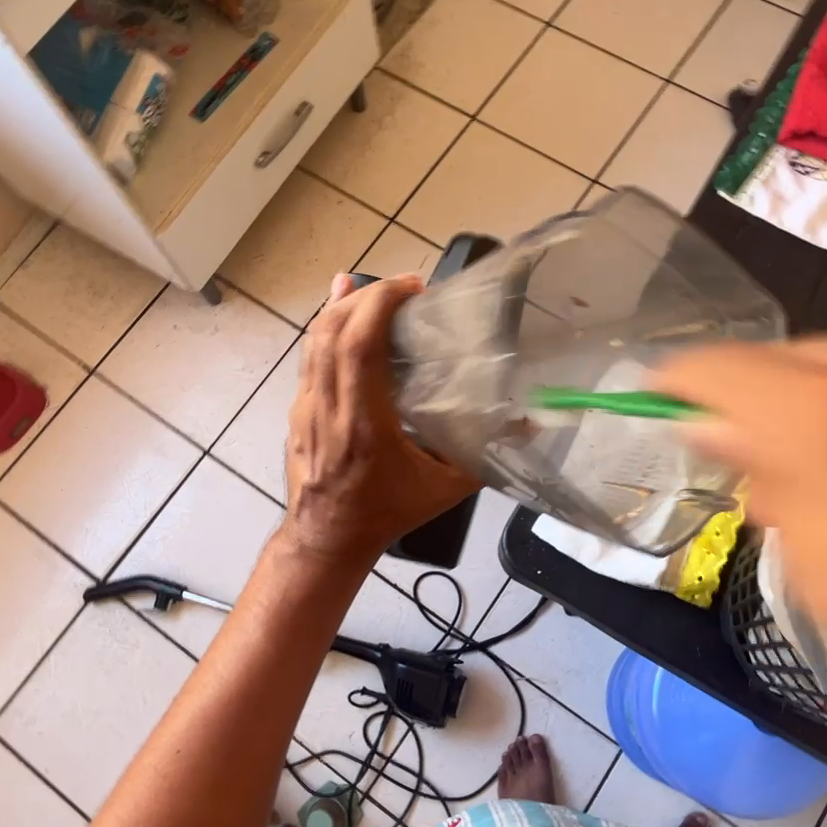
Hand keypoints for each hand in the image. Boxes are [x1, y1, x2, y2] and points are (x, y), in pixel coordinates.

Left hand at [279, 274, 480, 565]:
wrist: (327, 540)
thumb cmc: (386, 514)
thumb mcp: (444, 489)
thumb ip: (484, 455)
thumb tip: (528, 425)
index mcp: (363, 422)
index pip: (359, 344)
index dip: (381, 303)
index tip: (412, 287)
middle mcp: (327, 406)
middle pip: (332, 330)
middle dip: (366, 296)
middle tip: (402, 287)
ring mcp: (306, 407)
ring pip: (314, 340)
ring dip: (342, 306)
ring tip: (371, 287)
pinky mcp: (297, 410)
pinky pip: (308, 357)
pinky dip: (324, 327)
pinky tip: (336, 306)